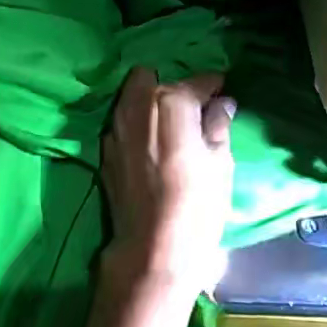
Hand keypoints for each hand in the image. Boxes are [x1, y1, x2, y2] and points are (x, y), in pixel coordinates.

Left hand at [99, 68, 234, 293]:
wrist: (153, 247)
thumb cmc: (197, 204)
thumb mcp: (220, 162)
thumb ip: (218, 125)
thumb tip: (221, 103)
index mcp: (169, 102)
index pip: (196, 82)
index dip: (212, 86)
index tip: (222, 92)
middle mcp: (136, 107)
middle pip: (150, 79)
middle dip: (170, 87)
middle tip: (191, 109)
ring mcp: (115, 129)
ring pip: (129, 98)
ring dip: (148, 102)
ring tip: (170, 124)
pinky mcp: (104, 152)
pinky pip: (121, 124)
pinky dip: (135, 125)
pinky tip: (150, 143)